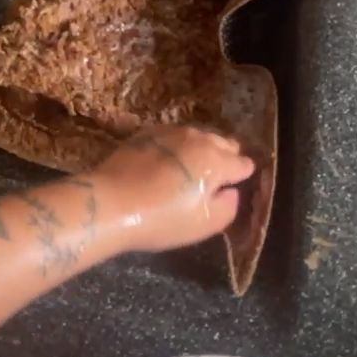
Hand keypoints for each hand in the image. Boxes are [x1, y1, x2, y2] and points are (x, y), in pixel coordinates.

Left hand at [92, 125, 254, 252]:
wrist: (112, 202)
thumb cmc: (162, 219)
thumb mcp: (204, 225)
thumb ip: (228, 207)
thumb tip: (232, 191)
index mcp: (216, 161)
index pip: (243, 163)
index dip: (244, 175)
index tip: (238, 184)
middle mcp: (198, 139)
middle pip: (224, 143)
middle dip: (227, 156)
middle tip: (219, 176)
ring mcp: (172, 132)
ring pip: (199, 135)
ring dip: (203, 147)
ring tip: (196, 167)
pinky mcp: (149, 132)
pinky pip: (175, 134)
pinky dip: (180, 145)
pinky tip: (170, 160)